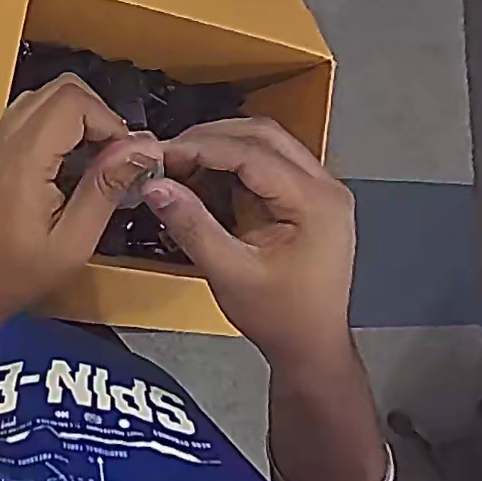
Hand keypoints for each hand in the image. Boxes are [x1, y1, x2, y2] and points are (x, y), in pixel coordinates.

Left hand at [0, 74, 161, 320]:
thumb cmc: (22, 270)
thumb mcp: (76, 239)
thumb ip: (107, 187)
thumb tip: (143, 149)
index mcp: (24, 157)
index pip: (74, 101)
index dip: (109, 121)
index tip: (123, 158)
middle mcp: (5, 137)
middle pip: (62, 89)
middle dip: (98, 114)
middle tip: (114, 156)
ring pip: (48, 96)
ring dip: (80, 118)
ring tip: (95, 160)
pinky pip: (33, 113)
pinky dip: (61, 125)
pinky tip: (71, 163)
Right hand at [143, 118, 354, 361]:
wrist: (310, 345)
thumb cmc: (281, 317)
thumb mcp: (230, 273)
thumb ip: (192, 226)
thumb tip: (156, 187)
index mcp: (315, 202)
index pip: (251, 153)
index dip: (201, 148)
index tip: (163, 155)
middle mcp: (325, 186)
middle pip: (262, 135)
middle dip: (210, 139)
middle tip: (169, 155)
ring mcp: (319, 190)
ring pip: (266, 144)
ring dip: (221, 148)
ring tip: (182, 165)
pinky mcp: (307, 199)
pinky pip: (268, 164)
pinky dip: (233, 166)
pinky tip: (205, 179)